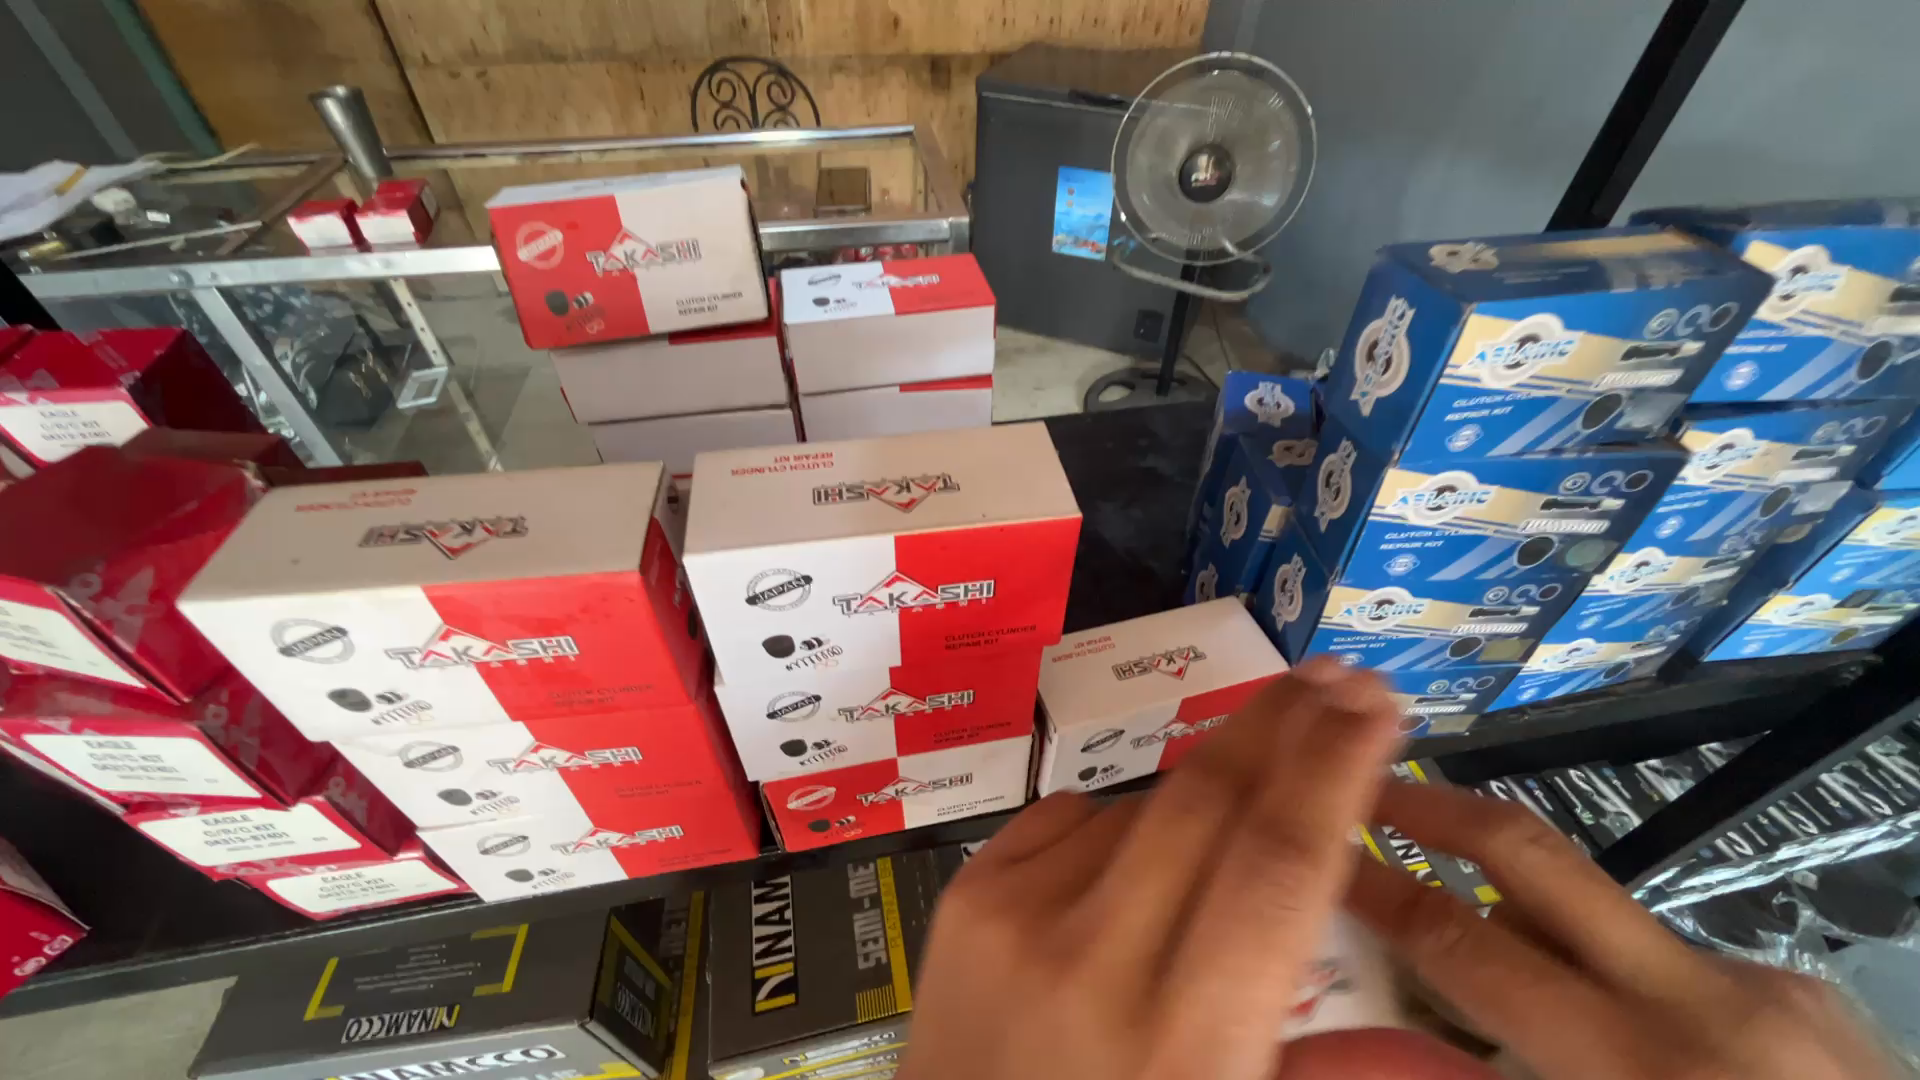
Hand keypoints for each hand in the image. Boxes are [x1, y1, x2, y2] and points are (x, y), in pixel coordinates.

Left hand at [898, 657, 1498, 1079]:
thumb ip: (1328, 1072)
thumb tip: (1447, 1049)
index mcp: (1189, 1039)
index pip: (1280, 862)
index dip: (1334, 767)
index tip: (1370, 697)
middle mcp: (1096, 957)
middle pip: (1207, 799)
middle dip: (1278, 724)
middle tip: (1327, 680)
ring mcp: (1016, 912)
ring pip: (1140, 806)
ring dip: (1194, 800)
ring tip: (1209, 849)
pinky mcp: (968, 892)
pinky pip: (1069, 816)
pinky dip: (1116, 826)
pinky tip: (1122, 869)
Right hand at [1348, 779, 1907, 1079]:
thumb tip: (1358, 1037)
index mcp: (1641, 1061)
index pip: (1461, 937)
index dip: (1371, 885)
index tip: (1312, 851)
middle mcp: (1703, 999)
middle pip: (1527, 853)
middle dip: (1428, 806)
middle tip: (1355, 789)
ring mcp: (1762, 983)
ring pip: (1586, 912)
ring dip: (1517, 917)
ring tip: (1489, 965)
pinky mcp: (1798, 989)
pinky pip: (1651, 954)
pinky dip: (1598, 972)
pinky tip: (1612, 1030)